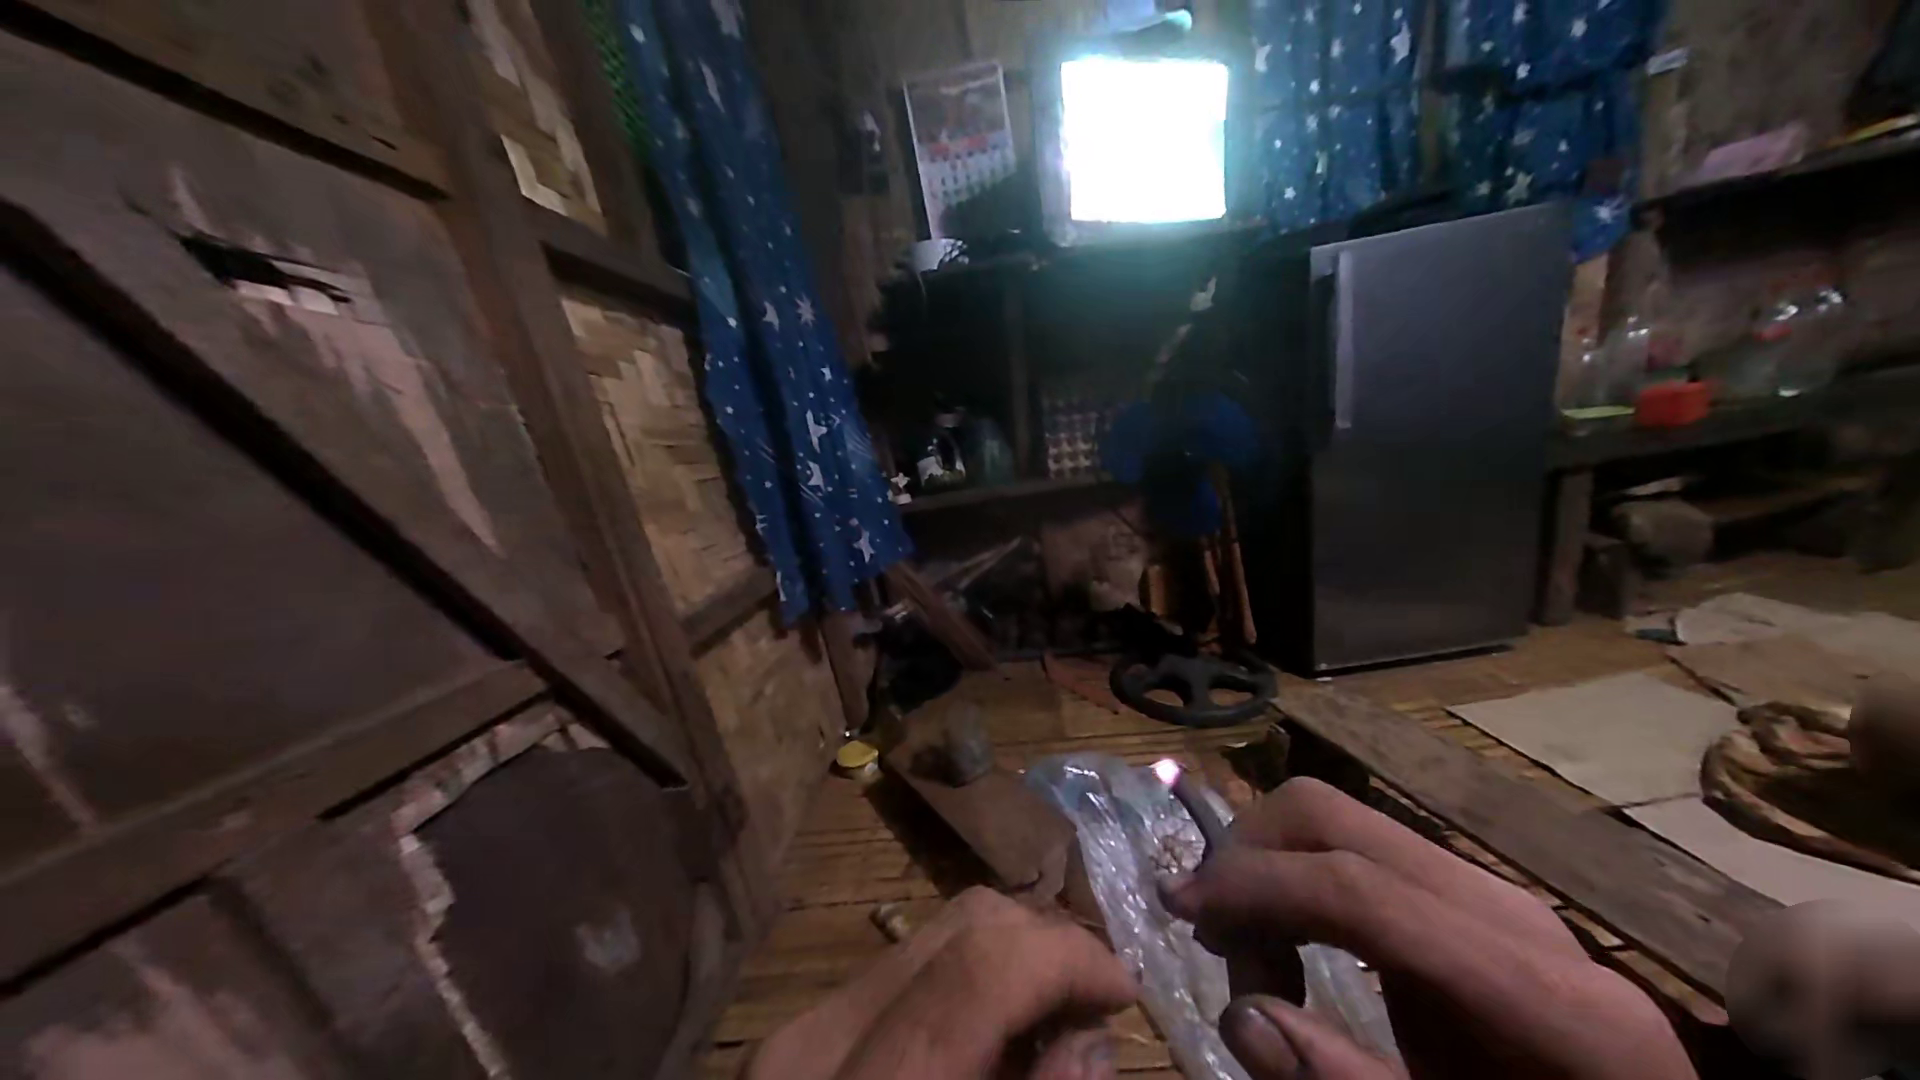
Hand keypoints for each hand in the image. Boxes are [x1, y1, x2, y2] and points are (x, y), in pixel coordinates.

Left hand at [749, 887, 1135, 1079]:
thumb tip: (1090, 1036)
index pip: (979, 970)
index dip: (1067, 957)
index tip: (1123, 989)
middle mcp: (818, 1040)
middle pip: (962, 923)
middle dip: (1045, 944)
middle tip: (1091, 1005)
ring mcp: (800, 1027)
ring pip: (935, 932)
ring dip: (1010, 957)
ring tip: (1047, 1016)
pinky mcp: (799, 1029)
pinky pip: (905, 966)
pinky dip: (966, 981)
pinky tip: (988, 1033)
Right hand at [1160, 778, 1697, 1079]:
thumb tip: (1240, 1013)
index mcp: (1540, 997)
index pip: (1356, 888)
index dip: (1252, 886)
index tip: (1178, 907)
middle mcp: (1507, 909)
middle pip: (1329, 816)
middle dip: (1245, 857)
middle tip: (1215, 934)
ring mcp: (1486, 889)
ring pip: (1332, 817)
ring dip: (1265, 866)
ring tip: (1254, 951)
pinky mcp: (1462, 890)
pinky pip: (1350, 846)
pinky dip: (1293, 874)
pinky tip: (1290, 937)